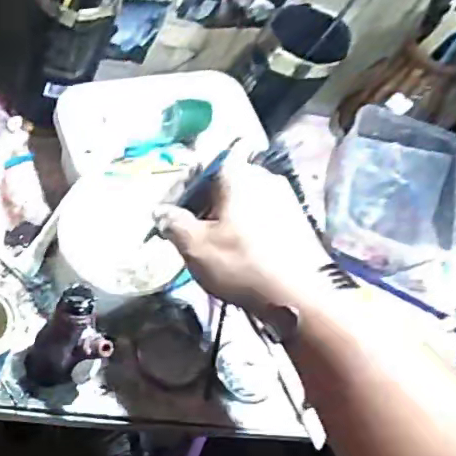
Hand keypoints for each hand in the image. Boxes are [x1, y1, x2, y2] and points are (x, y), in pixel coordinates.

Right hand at [151, 158, 334, 314]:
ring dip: (218, 214)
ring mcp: (283, 196)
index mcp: (239, 177)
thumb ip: (173, 223)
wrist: (295, 291)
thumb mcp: (194, 246)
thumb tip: (160, 211)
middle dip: (198, 201)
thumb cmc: (239, 263)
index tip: (166, 211)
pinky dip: (237, 222)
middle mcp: (265, 177)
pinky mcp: (293, 216)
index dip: (181, 185)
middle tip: (181, 228)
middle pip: (223, 180)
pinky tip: (229, 246)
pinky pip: (255, 210)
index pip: (205, 164)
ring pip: (240, 197)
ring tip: (203, 240)